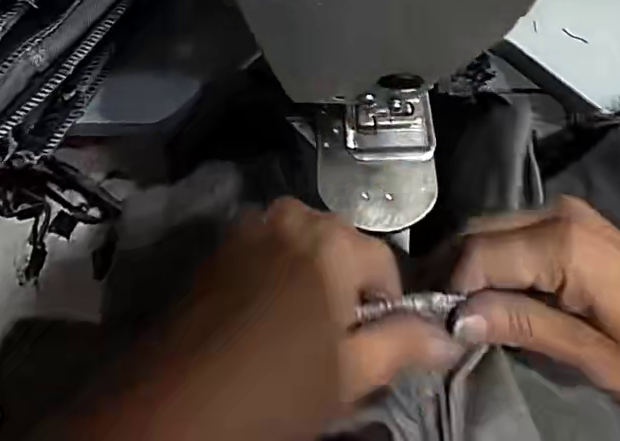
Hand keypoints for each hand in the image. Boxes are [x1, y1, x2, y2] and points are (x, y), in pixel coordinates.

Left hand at [59, 197, 462, 440]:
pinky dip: (279, 271)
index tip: (374, 342)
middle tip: (333, 339)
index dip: (388, 305)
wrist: (170, 405)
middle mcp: (296, 214)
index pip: (385, 263)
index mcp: (333, 238)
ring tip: (298, 327)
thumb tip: (448, 335)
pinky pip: (270, 246)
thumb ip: (401, 345)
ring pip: (305, 244)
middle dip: (347, 286)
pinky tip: (265, 314)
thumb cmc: (273, 389)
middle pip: (343, 246)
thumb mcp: (345, 375)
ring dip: (312, 276)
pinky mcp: (223, 240)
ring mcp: (254, 223)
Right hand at [450, 195, 619, 440]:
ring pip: (496, 230)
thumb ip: (522, 325)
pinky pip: (519, 234)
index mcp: (564, 240)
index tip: (434, 327)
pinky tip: (491, 294)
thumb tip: (456, 317)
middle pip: (483, 232)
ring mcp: (569, 213)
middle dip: (456, 271)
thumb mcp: (592, 355)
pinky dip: (498, 261)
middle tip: (437, 318)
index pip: (482, 253)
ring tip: (458, 311)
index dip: (453, 288)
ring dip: (474, 266)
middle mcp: (560, 211)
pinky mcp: (576, 224)